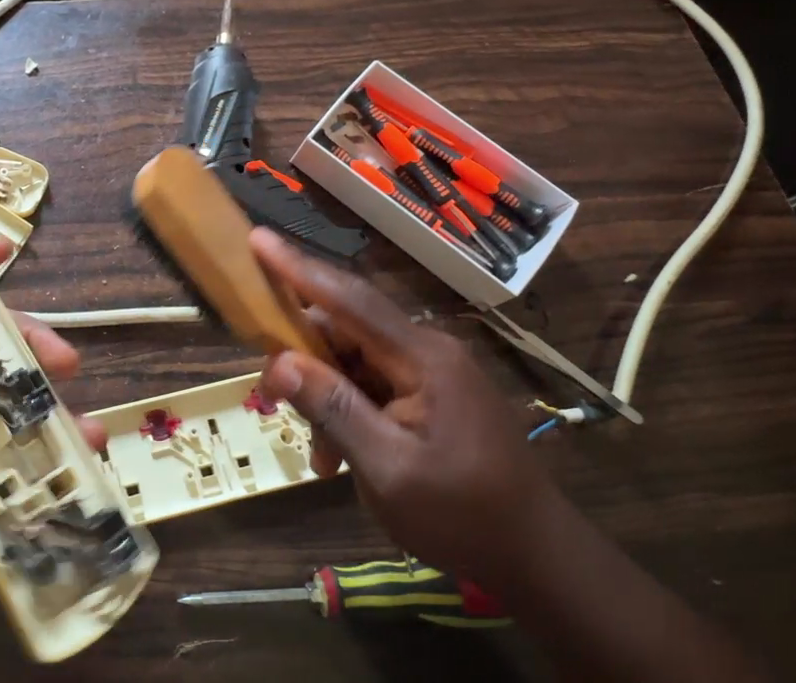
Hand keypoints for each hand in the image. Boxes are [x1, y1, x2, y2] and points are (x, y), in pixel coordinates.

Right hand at [250, 227, 562, 585]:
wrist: (539, 556)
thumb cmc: (462, 515)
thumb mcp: (387, 470)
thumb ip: (333, 409)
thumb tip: (279, 362)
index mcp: (422, 358)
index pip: (348, 298)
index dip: (297, 268)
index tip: (256, 239)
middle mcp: (429, 350)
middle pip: (347, 328)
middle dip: (304, 357)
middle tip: (270, 394)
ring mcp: (436, 371)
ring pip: (357, 360)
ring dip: (327, 396)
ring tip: (320, 456)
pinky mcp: (437, 394)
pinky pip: (377, 383)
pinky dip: (351, 411)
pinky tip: (342, 457)